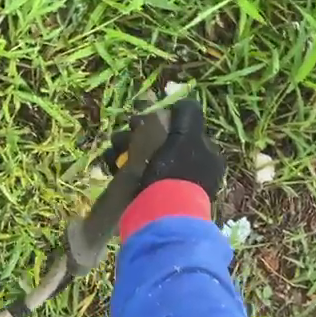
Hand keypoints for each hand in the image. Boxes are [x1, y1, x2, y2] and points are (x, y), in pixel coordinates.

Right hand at [104, 98, 224, 199]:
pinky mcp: (152, 199)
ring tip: (110, 155)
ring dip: (124, 151)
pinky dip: (122, 169)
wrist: (160, 214)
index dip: (158, 122)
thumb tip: (183, 102)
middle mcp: (191, 170)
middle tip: (119, 139)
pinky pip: (135, 176)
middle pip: (160, 144)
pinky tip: (111, 166)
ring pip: (145, 158)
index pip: (180, 129)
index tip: (137, 123)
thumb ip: (187, 115)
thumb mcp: (186, 136)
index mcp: (205, 155)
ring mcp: (171, 186)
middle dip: (136, 137)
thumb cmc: (174, 172)